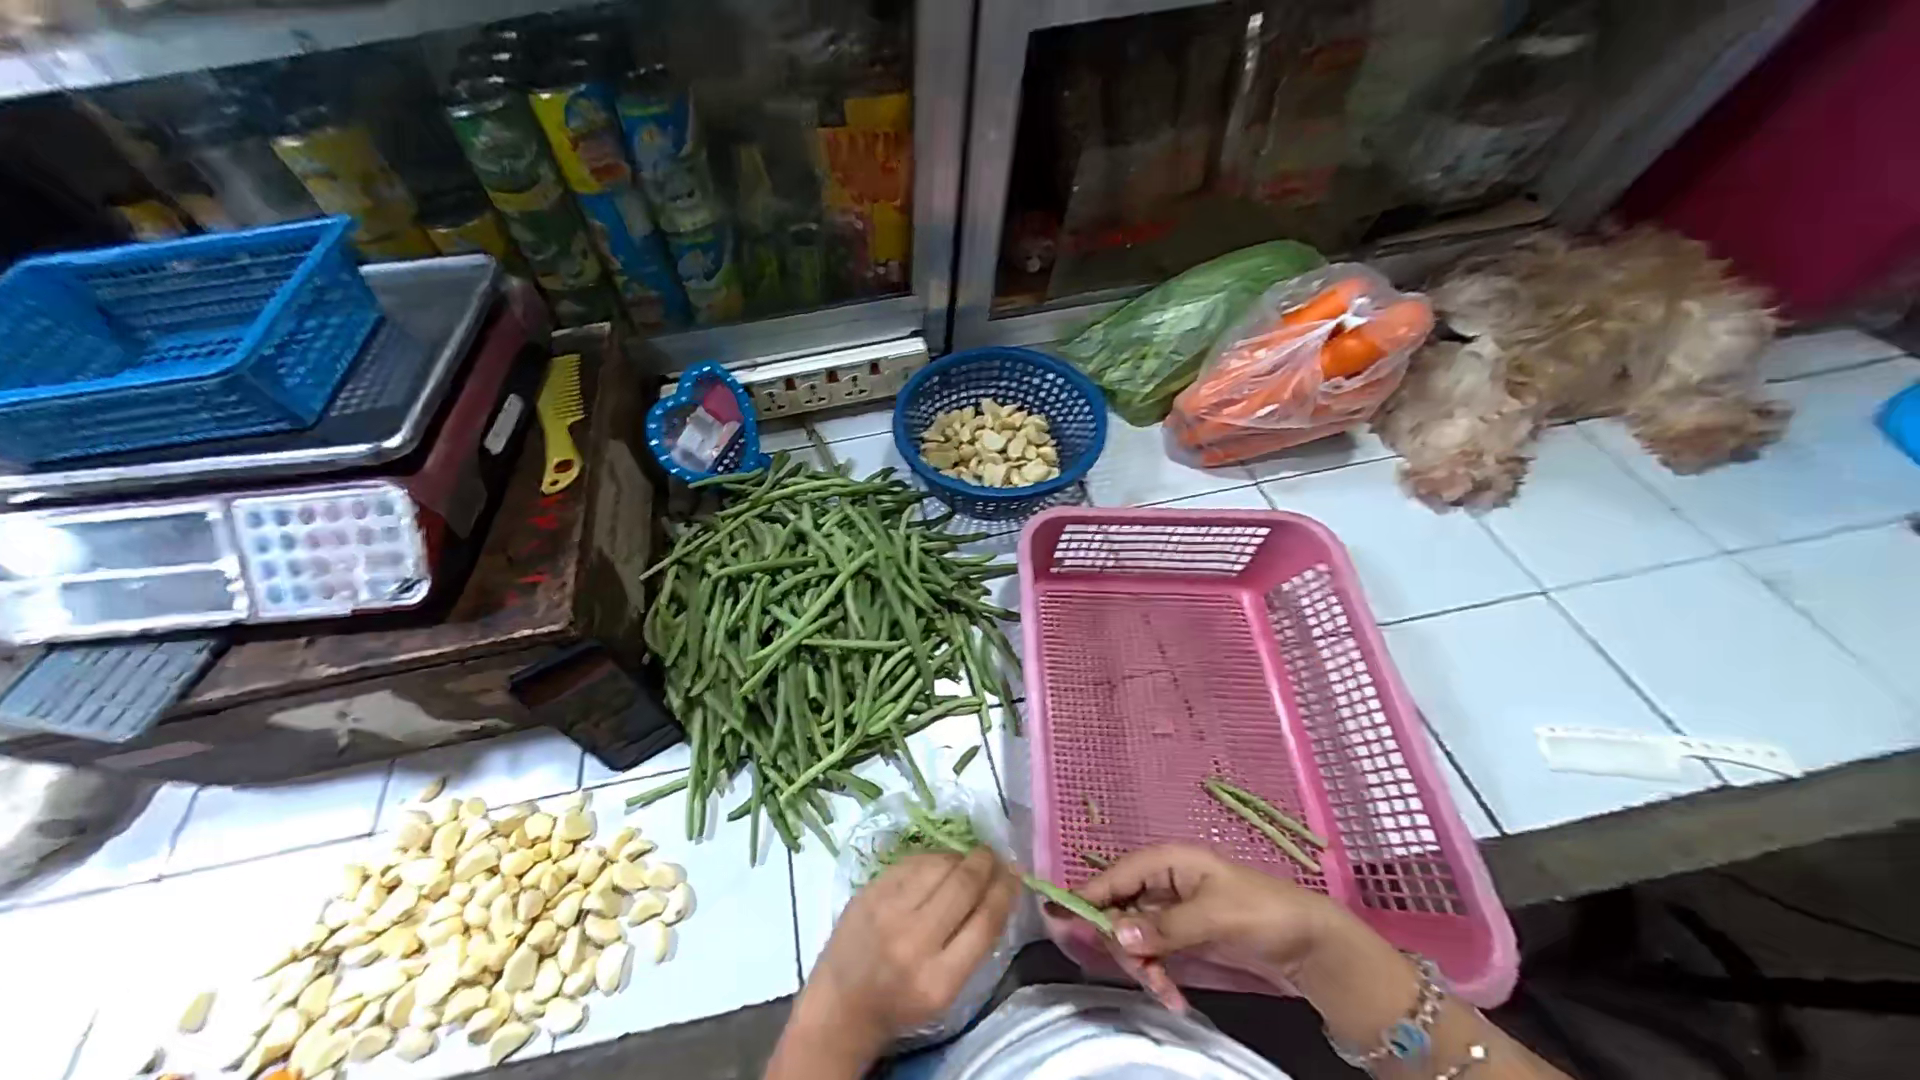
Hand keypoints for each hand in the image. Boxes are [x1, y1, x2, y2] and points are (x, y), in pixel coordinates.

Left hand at [774, 849, 1019, 1076]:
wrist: (841, 1005)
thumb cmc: (901, 1002)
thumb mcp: (947, 990)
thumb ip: (974, 943)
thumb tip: (1000, 887)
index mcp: (939, 980)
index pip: (985, 921)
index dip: (1006, 891)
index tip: (1016, 875)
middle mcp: (913, 942)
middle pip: (964, 885)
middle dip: (987, 863)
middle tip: (996, 857)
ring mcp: (887, 911)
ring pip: (939, 865)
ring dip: (962, 858)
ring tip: (969, 861)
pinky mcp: (870, 891)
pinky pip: (913, 860)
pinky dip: (934, 858)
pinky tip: (941, 863)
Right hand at [1073, 844, 1348, 1010]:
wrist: (1310, 944)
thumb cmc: (1262, 913)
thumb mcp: (1214, 917)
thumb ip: (1164, 926)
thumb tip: (1114, 932)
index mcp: (1168, 861)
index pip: (1116, 875)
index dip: (1087, 894)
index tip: (1056, 915)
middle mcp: (1162, 881)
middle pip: (1118, 907)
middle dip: (1122, 942)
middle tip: (1139, 972)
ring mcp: (1170, 909)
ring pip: (1131, 934)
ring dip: (1141, 964)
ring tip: (1164, 992)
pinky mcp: (1180, 935)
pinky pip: (1151, 952)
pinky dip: (1156, 974)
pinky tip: (1172, 996)